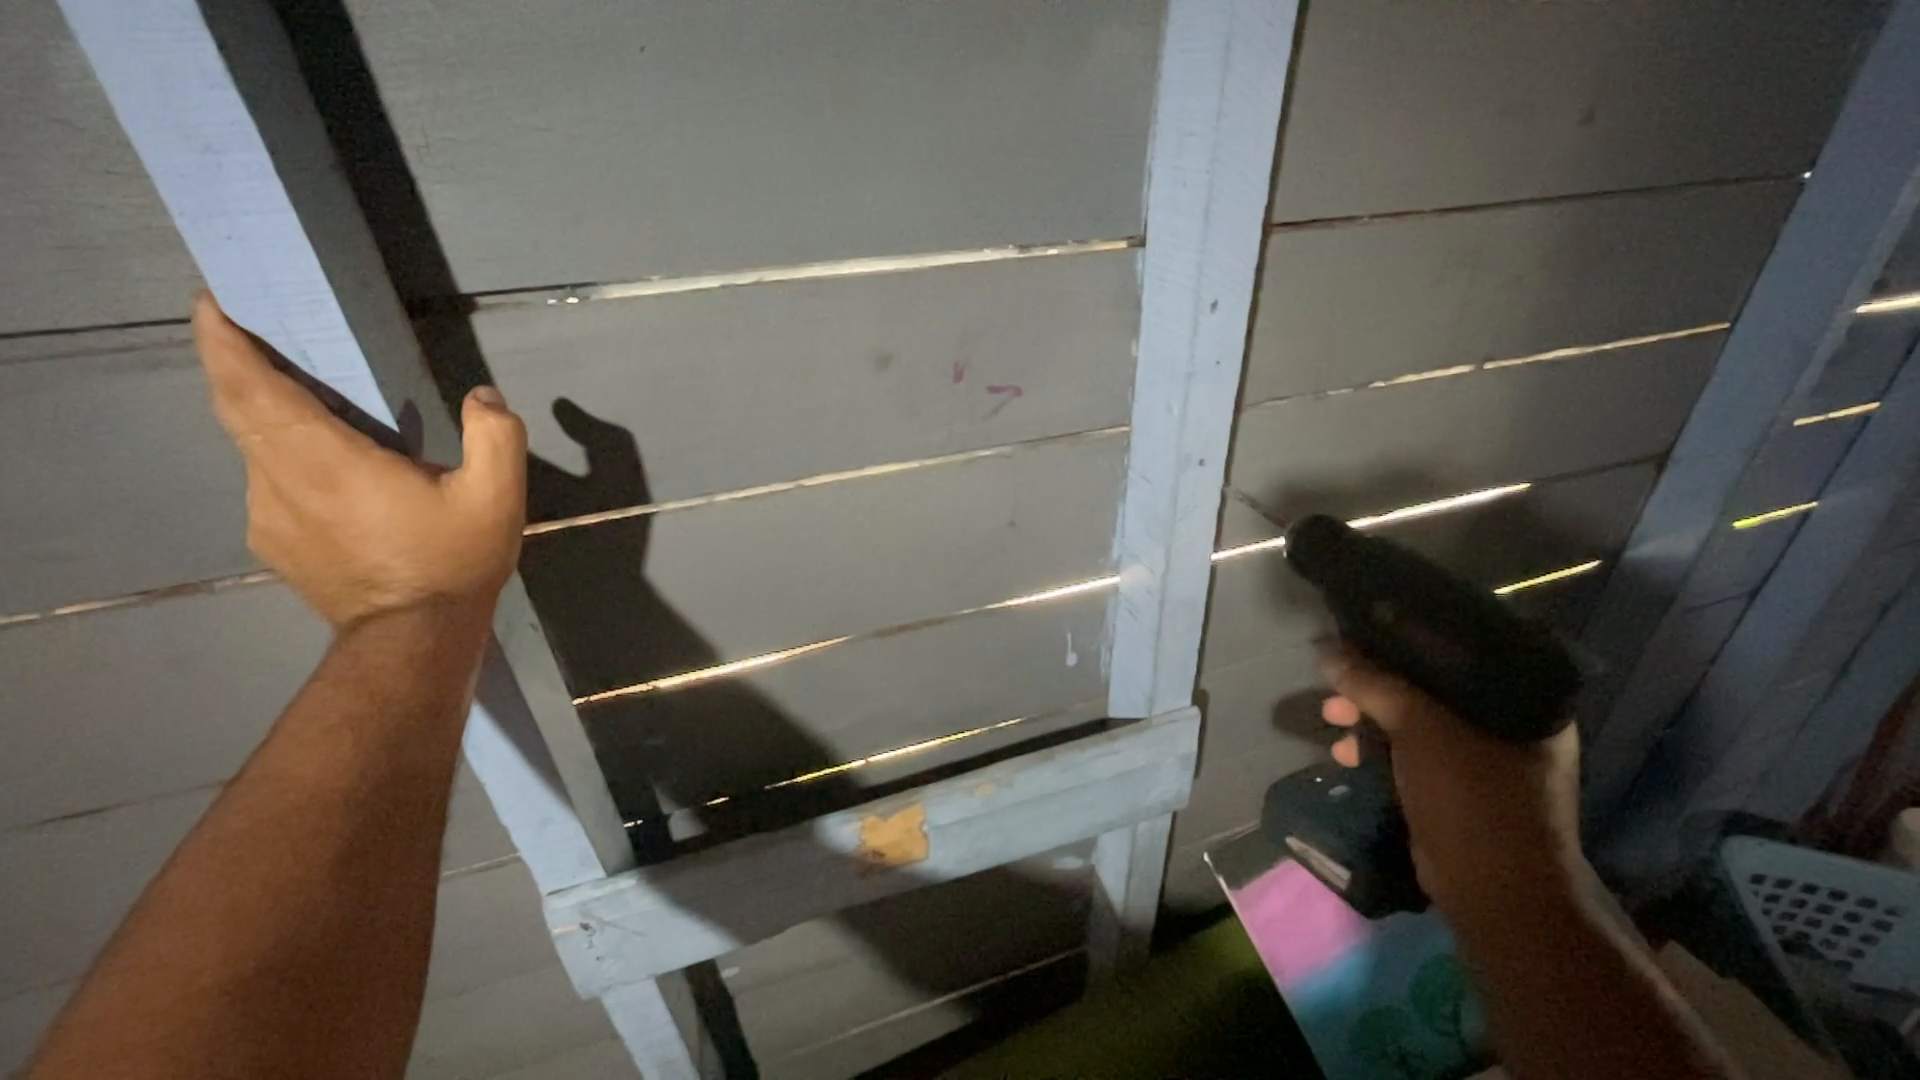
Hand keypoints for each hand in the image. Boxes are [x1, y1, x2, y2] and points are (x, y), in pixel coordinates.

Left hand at [193, 293, 527, 629]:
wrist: (413, 641)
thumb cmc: (452, 562)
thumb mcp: (497, 497)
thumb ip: (496, 435)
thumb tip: (484, 396)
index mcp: (326, 460)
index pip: (252, 387)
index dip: (224, 341)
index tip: (212, 302)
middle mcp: (280, 482)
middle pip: (236, 408)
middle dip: (231, 362)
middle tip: (242, 328)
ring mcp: (269, 516)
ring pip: (251, 448)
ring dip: (263, 414)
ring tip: (298, 400)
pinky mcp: (274, 543)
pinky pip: (267, 483)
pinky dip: (280, 457)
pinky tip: (321, 469)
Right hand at [1320, 646, 1584, 920]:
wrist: (1495, 892)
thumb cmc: (1472, 797)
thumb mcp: (1421, 728)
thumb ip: (1374, 685)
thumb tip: (1326, 651)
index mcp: (1525, 698)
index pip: (1459, 650)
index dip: (1405, 641)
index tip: (1360, 636)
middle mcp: (1510, 725)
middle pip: (1430, 688)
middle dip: (1375, 687)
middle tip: (1335, 687)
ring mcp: (1484, 762)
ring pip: (1415, 723)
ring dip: (1369, 719)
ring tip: (1332, 721)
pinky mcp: (1457, 791)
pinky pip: (1411, 755)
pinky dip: (1379, 751)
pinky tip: (1346, 754)